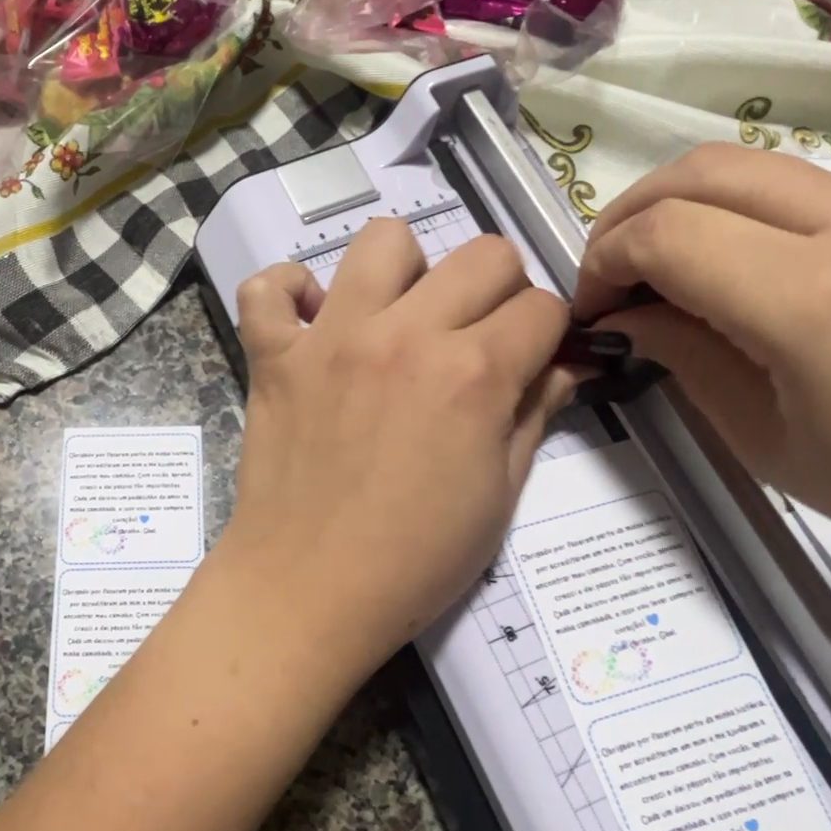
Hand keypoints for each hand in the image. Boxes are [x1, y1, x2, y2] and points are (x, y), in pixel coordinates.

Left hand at [219, 219, 575, 671]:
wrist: (308, 590)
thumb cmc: (413, 560)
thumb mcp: (498, 498)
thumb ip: (533, 418)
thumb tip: (562, 367)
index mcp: (473, 374)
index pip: (541, 307)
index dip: (548, 333)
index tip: (532, 361)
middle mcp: (405, 336)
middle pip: (482, 255)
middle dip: (499, 290)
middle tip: (477, 339)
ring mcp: (331, 339)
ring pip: (382, 240)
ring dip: (405, 269)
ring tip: (399, 318)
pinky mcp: (273, 357)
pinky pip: (267, 288)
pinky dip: (288, 292)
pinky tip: (310, 322)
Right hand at [577, 143, 830, 651]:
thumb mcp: (778, 448)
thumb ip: (691, 363)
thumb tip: (628, 319)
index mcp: (813, 303)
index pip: (665, 233)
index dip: (602, 263)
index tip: (590, 313)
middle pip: (703, 169)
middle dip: (627, 216)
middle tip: (607, 279)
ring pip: (756, 166)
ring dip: (686, 208)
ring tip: (665, 276)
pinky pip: (812, 191)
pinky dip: (745, 218)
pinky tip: (746, 281)